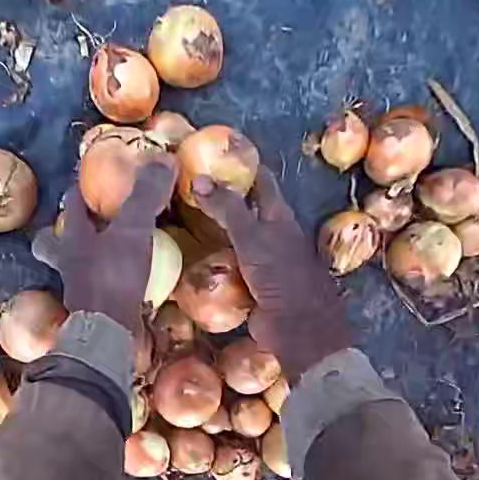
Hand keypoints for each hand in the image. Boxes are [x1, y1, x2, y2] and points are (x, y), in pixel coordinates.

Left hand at [53, 155, 177, 330]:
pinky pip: (102, 288)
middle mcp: (70, 262)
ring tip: (112, 250)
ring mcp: (81, 287)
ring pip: (77, 265)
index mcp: (73, 237)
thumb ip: (146, 196)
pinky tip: (132, 281)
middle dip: (68, 230)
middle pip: (55, 240)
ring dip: (90, 257)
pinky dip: (114, 282)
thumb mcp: (133, 230)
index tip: (94, 178)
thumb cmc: (113, 276)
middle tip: (90, 222)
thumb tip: (163, 159)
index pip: (71, 203)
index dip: (80, 189)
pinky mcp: (98, 308)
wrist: (109, 332)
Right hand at [190, 170, 351, 381]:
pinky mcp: (254, 284)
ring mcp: (264, 260)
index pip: (261, 180)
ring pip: (237, 239)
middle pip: (246, 209)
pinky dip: (214, 260)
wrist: (296, 325)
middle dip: (222, 199)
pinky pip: (231, 266)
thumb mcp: (251, 235)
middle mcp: (274, 234)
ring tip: (182, 219)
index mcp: (279, 216)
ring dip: (216, 231)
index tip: (214, 154)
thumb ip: (227, 207)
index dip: (242, 165)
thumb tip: (199, 177)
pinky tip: (192, 257)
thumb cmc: (280, 274)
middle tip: (187, 188)